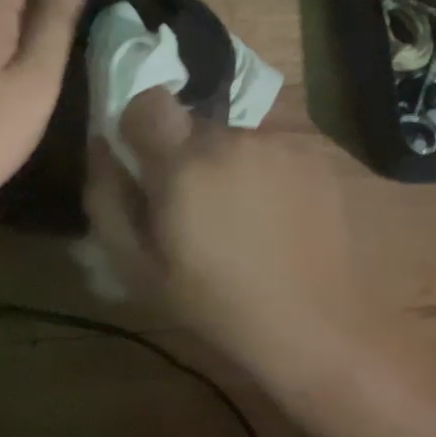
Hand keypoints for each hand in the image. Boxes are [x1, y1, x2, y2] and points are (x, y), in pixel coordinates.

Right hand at [83, 89, 378, 391]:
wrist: (329, 335)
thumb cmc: (220, 311)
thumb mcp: (139, 272)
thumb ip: (108, 200)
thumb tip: (100, 146)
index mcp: (185, 165)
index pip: (147, 101)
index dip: (140, 129)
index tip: (146, 164)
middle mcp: (239, 138)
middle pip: (198, 122)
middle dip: (190, 155)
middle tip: (202, 207)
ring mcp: (293, 142)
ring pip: (244, 136)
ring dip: (237, 164)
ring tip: (253, 218)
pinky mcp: (335, 155)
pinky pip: (288, 149)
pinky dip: (280, 174)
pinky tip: (291, 220)